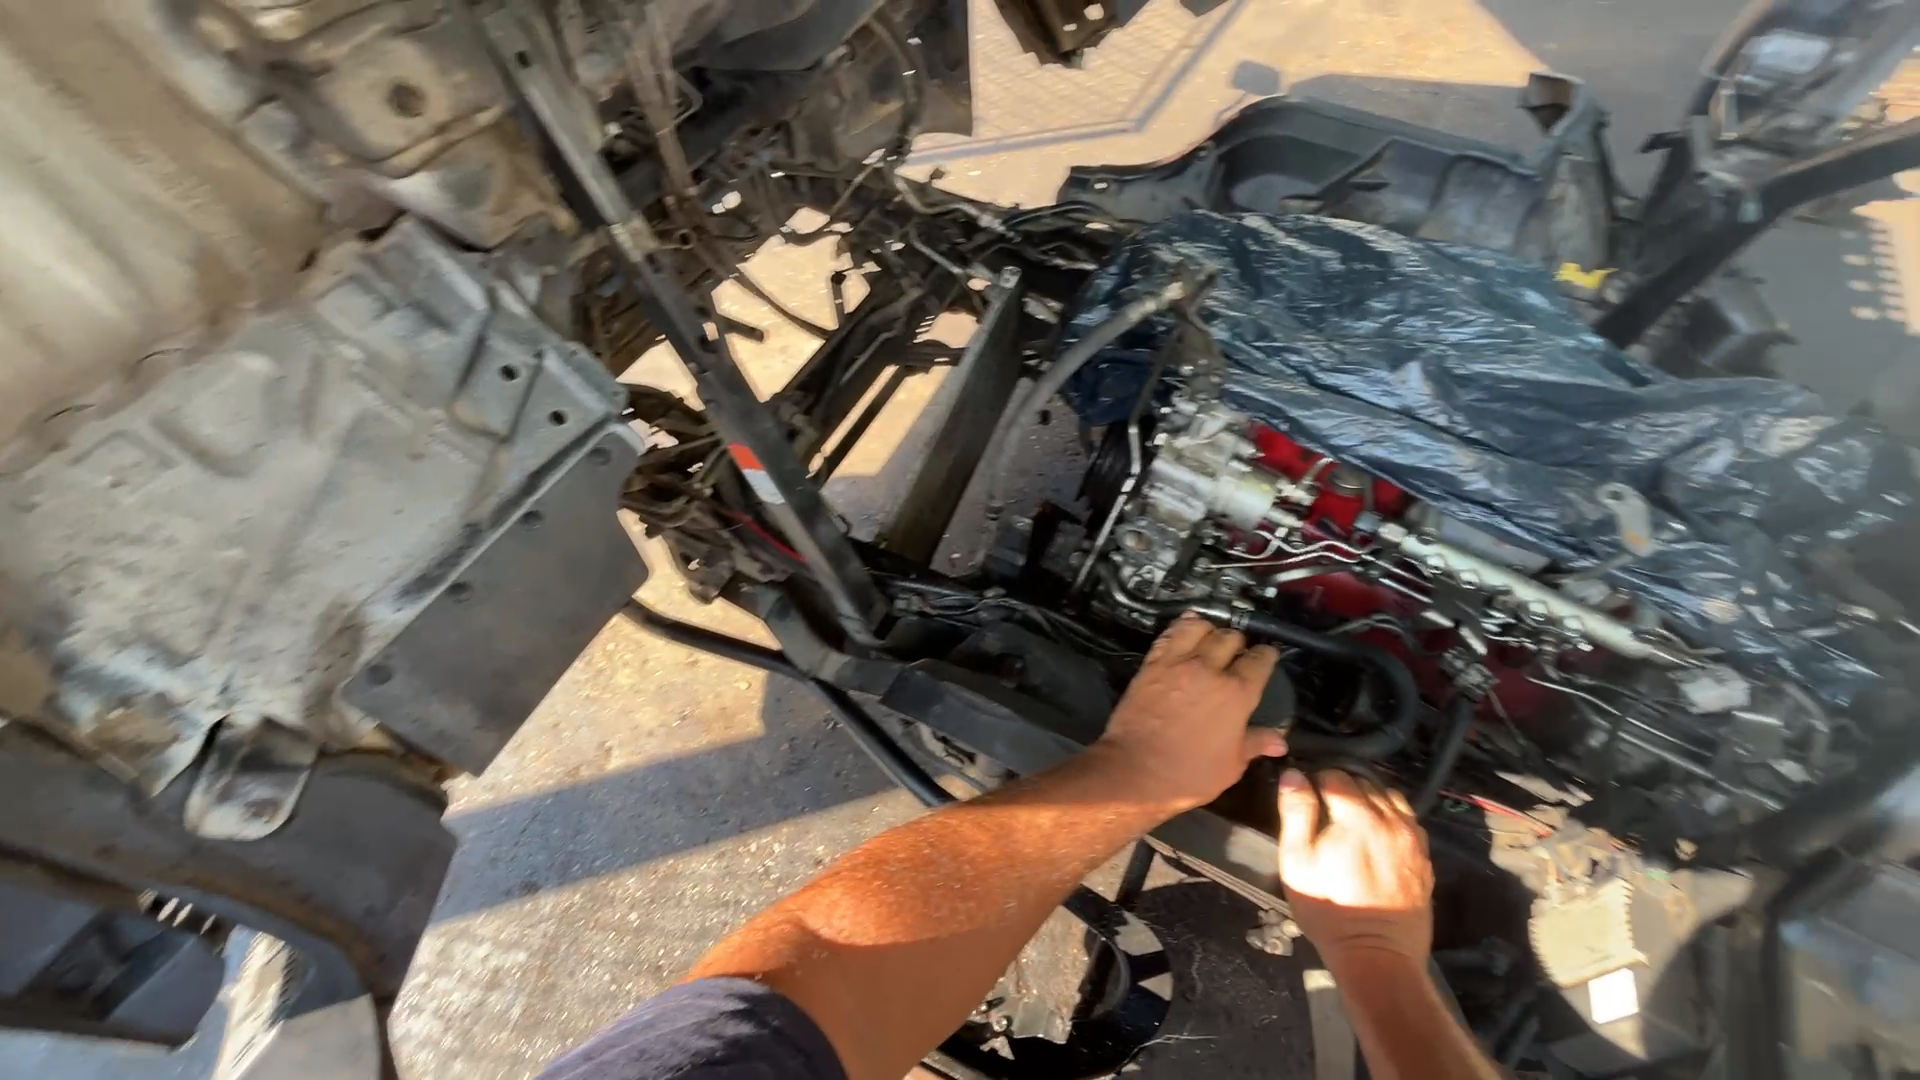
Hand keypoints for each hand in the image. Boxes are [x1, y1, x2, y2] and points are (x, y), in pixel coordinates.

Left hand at [1088, 613, 1286, 813]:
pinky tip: (1185, 628)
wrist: (1135, 770)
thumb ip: (1255, 743)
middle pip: (1230, 637)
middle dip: (1239, 642)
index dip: (1266, 655)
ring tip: (1211, 640)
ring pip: (1199, 627)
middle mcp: (1209, 668)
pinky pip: (1169, 634)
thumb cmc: (1189, 774)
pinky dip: (1180, 627)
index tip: (1266, 656)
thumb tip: (1279, 741)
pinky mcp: (1151, 663)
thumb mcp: (1231, 765)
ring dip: (1209, 630)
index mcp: (1237, 693)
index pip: (1259, 660)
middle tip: (1237, 653)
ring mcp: (1177, 662)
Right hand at [1277, 769, 1433, 970]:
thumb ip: (1295, 812)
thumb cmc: (1328, 908)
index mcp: (1357, 816)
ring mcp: (1413, 839)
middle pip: (1365, 781)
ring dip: (1369, 798)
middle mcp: (1391, 819)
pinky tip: (1376, 834)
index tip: (1304, 797)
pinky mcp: (1425, 858)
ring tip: (1351, 818)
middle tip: (1323, 808)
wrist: (1378, 955)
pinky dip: (1390, 816)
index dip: (1315, 780)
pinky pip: (1408, 820)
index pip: (1335, 775)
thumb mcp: (1297, 860)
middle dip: (1342, 786)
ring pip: (1390, 796)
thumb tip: (1294, 774)